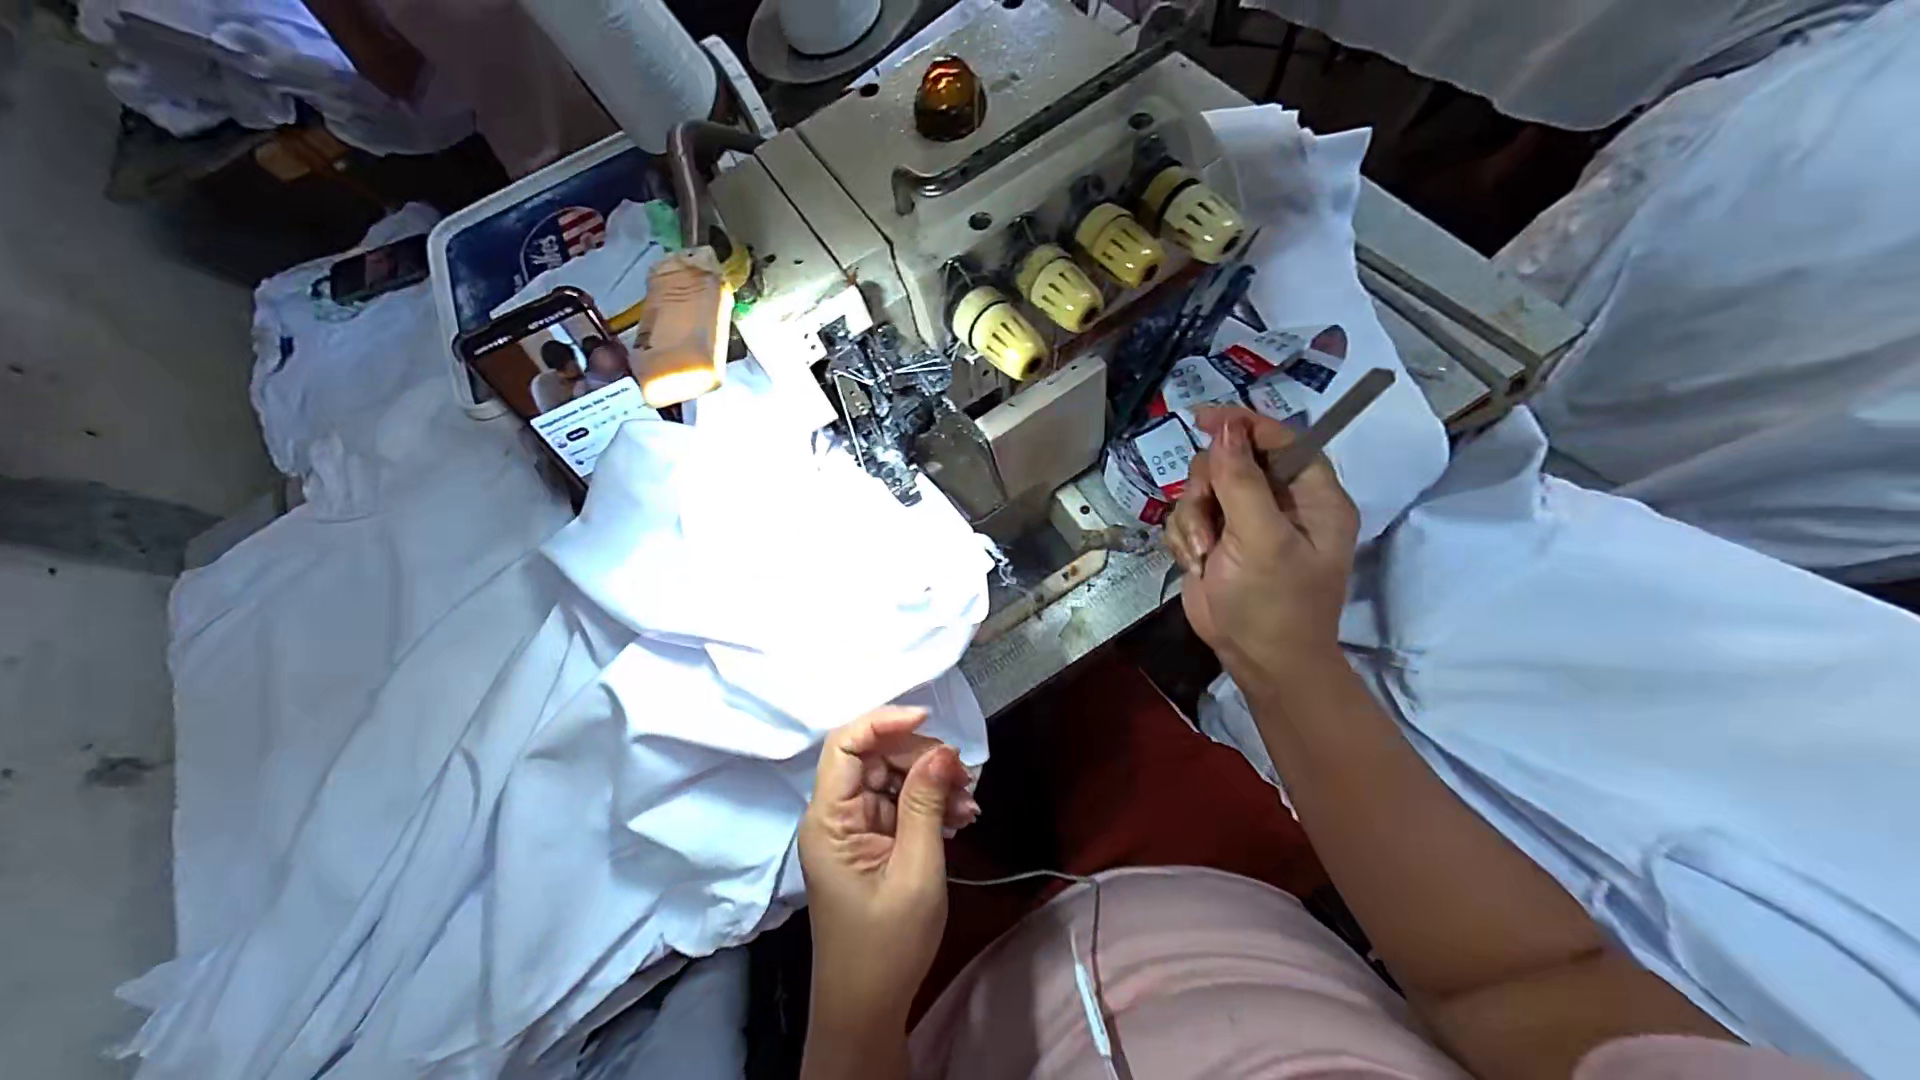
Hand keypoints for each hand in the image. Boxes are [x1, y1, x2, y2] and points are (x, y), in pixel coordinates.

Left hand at [798, 706, 976, 1029]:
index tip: (928, 719)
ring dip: (931, 781)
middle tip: (964, 777)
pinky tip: (959, 817)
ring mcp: (852, 826)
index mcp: (829, 819)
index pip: (845, 745)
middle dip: (920, 757)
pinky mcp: (869, 839)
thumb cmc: (886, 946)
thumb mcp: (916, 871)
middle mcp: (834, 814)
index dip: (883, 722)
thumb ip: (926, 804)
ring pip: (890, 776)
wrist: (868, 1007)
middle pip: (874, 756)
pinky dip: (929, 804)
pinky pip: (899, 802)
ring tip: (968, 803)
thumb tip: (943, 750)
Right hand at [1165, 405, 1359, 689]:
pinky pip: (1185, 516)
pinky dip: (1184, 538)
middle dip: (1208, 490)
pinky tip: (1196, 563)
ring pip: (1199, 489)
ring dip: (1193, 521)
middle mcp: (1278, 501)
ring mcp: (1243, 521)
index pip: (1278, 439)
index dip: (1242, 424)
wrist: (1256, 660)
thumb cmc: (1275, 604)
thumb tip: (1225, 427)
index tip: (1203, 418)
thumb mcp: (1262, 539)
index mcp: (1311, 495)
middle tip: (1210, 523)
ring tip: (1204, 554)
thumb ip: (1242, 481)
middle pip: (1227, 460)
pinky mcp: (1215, 540)